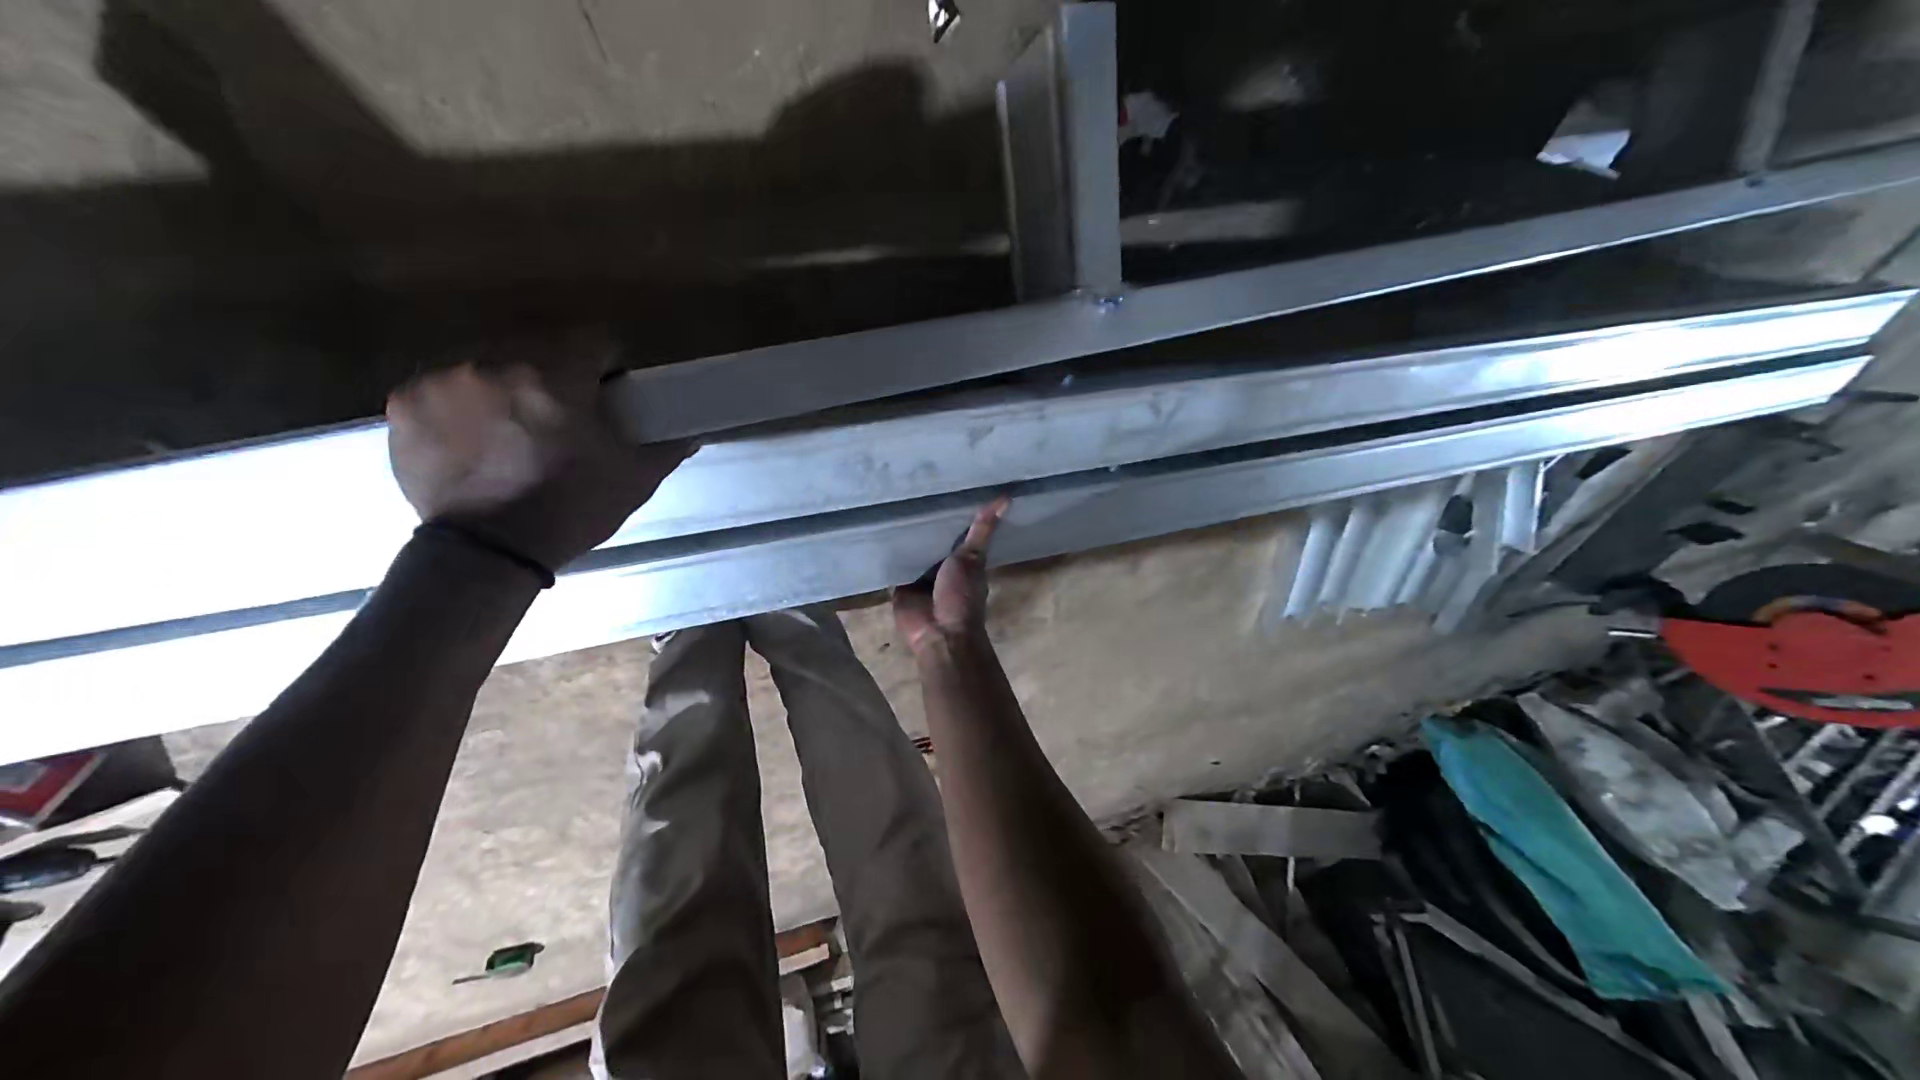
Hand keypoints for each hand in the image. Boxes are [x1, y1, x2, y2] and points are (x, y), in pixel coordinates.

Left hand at [387, 358, 692, 570]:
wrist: (489, 553)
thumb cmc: (571, 510)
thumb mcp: (633, 480)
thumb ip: (666, 447)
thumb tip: (691, 432)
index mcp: (558, 377)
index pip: (594, 341)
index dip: (605, 364)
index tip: (606, 389)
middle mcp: (496, 364)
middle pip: (536, 351)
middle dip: (551, 377)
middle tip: (558, 419)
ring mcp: (444, 380)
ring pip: (487, 366)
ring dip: (504, 388)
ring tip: (512, 432)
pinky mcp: (405, 403)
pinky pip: (442, 389)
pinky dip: (459, 407)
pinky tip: (473, 440)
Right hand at [894, 497, 1008, 652]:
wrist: (938, 632)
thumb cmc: (961, 596)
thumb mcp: (972, 558)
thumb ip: (982, 530)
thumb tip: (1006, 498)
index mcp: (961, 559)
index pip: (954, 529)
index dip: (949, 511)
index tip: (939, 484)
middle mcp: (940, 565)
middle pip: (930, 539)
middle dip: (922, 521)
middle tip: (905, 489)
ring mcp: (919, 575)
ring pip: (911, 550)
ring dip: (902, 535)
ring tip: (887, 504)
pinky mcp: (899, 584)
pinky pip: (893, 565)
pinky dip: (887, 554)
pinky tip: (874, 531)